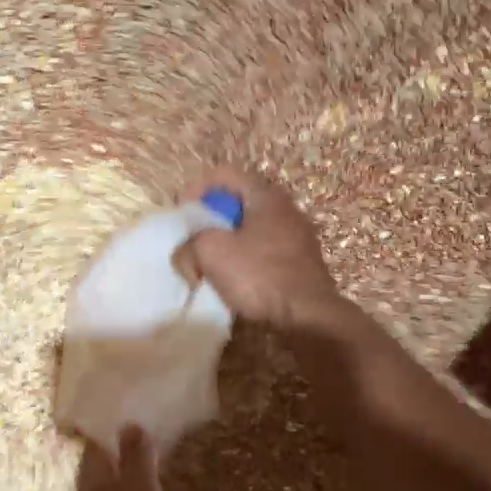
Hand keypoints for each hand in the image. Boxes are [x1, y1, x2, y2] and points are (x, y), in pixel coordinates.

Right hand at [180, 166, 339, 324]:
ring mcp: (297, 238)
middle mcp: (286, 209)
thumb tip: (187, 258)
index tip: (183, 216)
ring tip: (210, 266)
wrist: (308, 317)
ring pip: (250, 229)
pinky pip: (262, 251)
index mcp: (266, 196)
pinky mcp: (300, 264)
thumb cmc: (259, 275)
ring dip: (226, 244)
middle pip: (237, 202)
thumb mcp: (210, 252)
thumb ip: (188, 246)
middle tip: (193, 242)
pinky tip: (235, 283)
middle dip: (210, 220)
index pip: (224, 174)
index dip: (196, 189)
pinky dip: (244, 261)